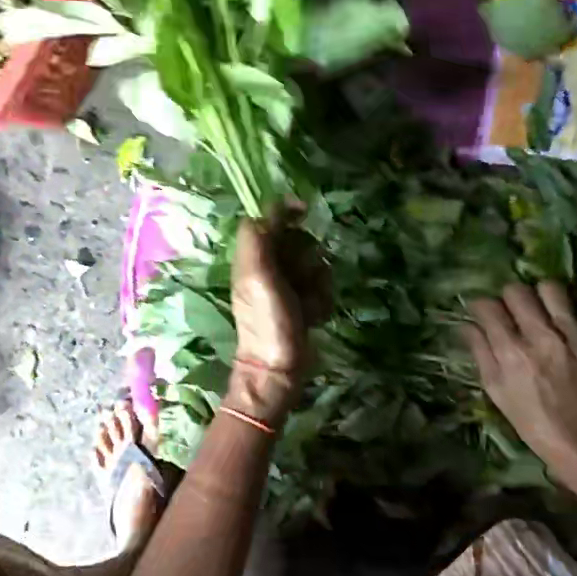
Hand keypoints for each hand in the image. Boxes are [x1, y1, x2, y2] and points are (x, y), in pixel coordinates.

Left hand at [227, 217, 322, 420]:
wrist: (279, 369)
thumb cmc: (267, 322)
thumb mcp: (257, 275)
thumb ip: (258, 239)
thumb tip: (273, 206)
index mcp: (252, 256)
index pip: (271, 219)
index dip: (288, 214)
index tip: (306, 215)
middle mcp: (270, 267)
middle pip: (300, 241)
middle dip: (308, 257)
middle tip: (302, 279)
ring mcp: (289, 287)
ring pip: (317, 265)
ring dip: (318, 284)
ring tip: (308, 305)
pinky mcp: (305, 303)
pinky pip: (323, 288)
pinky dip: (322, 301)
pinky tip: (314, 316)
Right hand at [462, 282, 576, 515]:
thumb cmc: (538, 427)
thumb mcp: (499, 395)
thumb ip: (482, 355)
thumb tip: (467, 325)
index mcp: (513, 354)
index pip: (489, 307)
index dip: (481, 306)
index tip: (484, 311)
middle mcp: (543, 337)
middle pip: (518, 290)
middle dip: (509, 297)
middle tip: (513, 310)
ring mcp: (576, 335)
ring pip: (552, 288)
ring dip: (542, 297)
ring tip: (544, 311)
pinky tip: (574, 331)